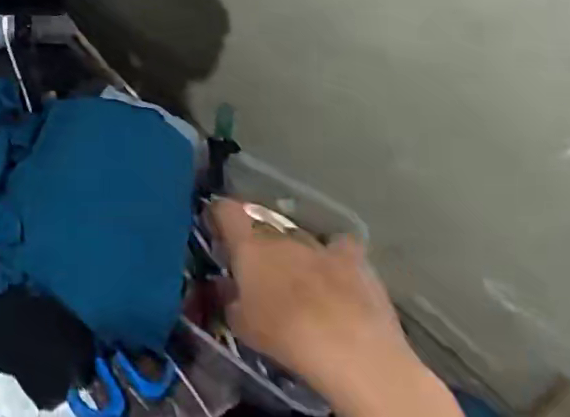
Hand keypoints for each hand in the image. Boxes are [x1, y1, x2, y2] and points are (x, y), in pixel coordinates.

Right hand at [208, 198, 460, 416]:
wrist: (362, 364)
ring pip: (299, 235)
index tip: (207, 229)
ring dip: (292, 247)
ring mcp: (325, 250)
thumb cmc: (288, 339)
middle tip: (247, 259)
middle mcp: (282, 234)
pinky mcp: (362, 270)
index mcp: (247, 240)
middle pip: (260, 220)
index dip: (211, 214)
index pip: (219, 206)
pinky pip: (344, 250)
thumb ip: (226, 297)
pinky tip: (335, 268)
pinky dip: (337, 254)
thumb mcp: (240, 322)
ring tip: (292, 270)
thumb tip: (216, 287)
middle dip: (253, 234)